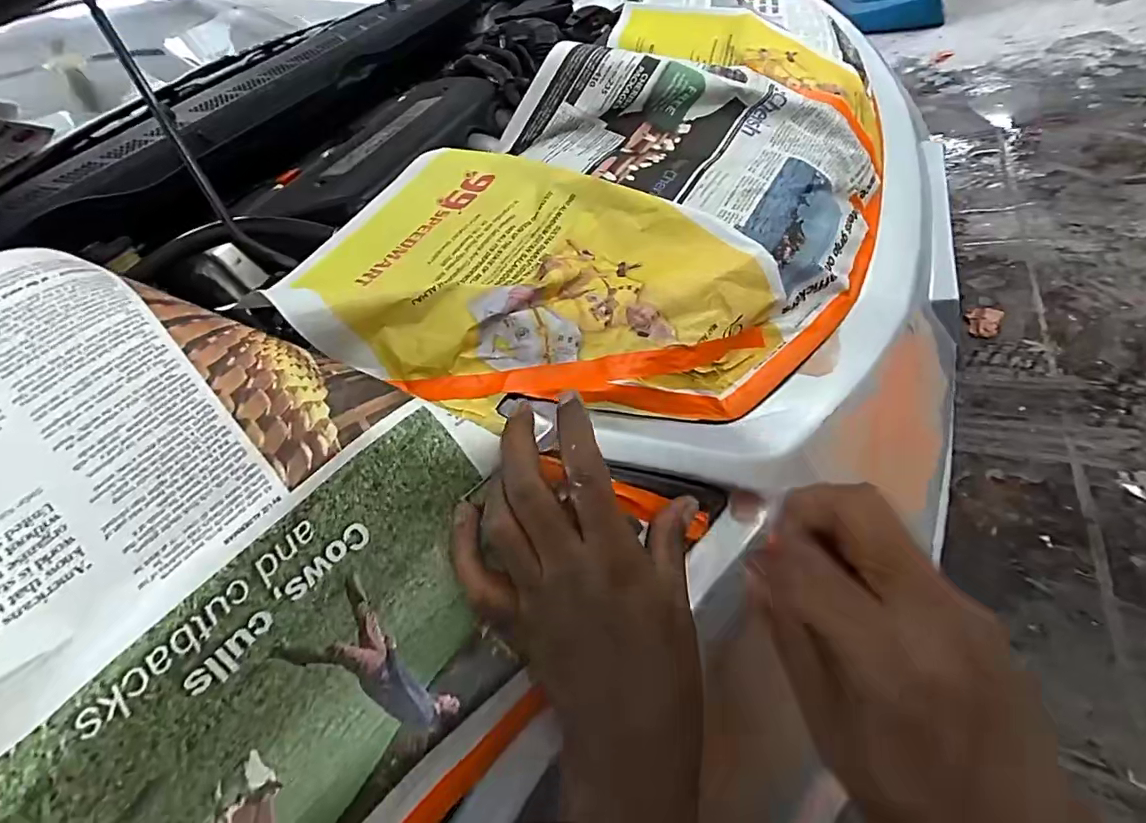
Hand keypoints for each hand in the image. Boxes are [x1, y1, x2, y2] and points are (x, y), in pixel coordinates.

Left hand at [451, 396, 701, 822]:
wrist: (628, 744)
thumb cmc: (665, 671)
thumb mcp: (676, 603)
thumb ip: (670, 544)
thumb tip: (682, 501)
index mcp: (614, 559)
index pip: (588, 478)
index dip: (575, 433)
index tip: (566, 402)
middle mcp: (567, 568)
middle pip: (530, 490)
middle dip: (519, 443)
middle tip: (521, 415)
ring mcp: (533, 595)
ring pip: (500, 524)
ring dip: (496, 482)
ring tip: (507, 458)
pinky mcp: (512, 623)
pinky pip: (475, 579)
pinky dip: (462, 542)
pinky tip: (465, 512)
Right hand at [747, 484, 1089, 822]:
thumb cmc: (909, 793)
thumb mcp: (828, 726)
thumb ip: (790, 637)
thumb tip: (758, 567)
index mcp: (891, 658)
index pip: (810, 566)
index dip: (773, 550)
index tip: (759, 558)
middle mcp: (935, 614)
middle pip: (861, 508)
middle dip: (807, 506)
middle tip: (785, 539)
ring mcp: (966, 606)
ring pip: (887, 523)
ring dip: (837, 529)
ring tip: (818, 572)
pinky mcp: (981, 609)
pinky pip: (908, 557)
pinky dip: (867, 558)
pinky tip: (860, 600)